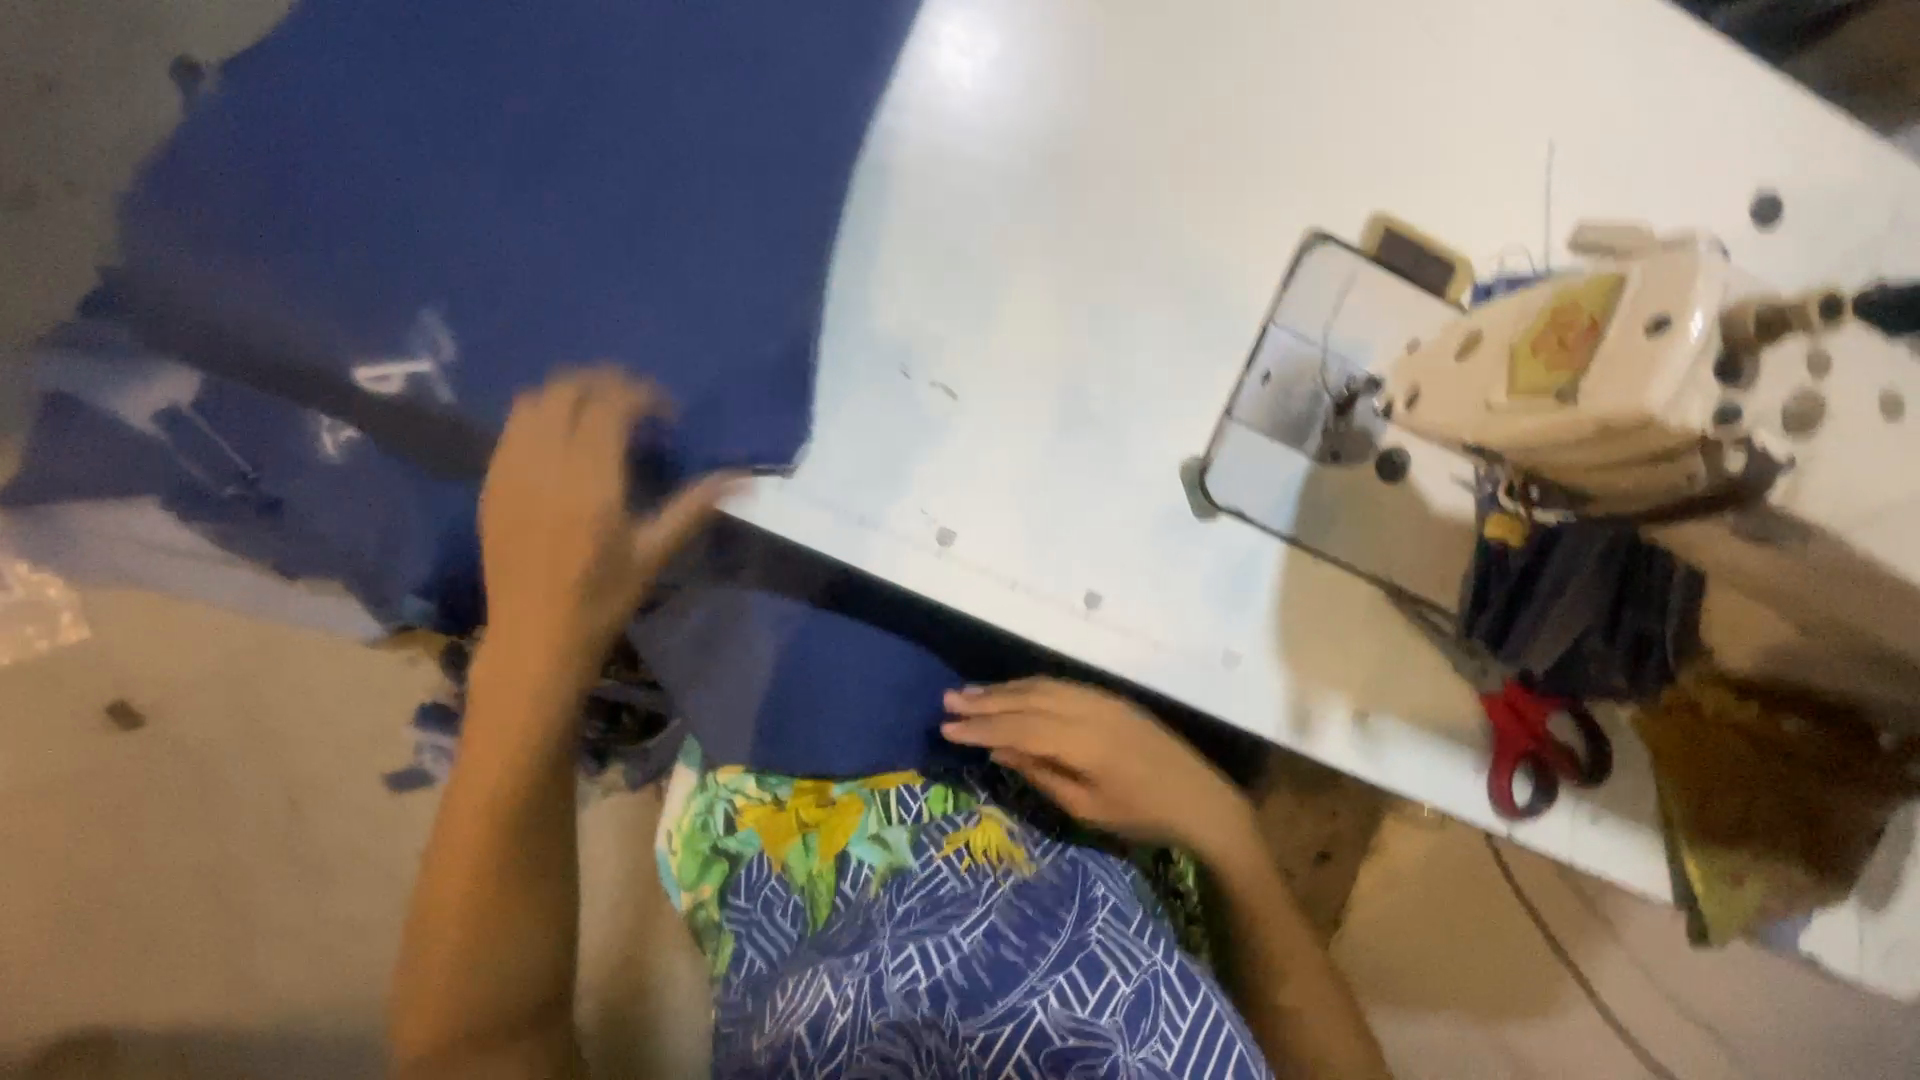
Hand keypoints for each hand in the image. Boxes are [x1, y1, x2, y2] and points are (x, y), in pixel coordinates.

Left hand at [478, 369, 732, 690]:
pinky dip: (541, 417)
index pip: (612, 404)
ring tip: (598, 416)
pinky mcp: (491, 482)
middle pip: (570, 389)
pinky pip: (512, 427)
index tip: (668, 414)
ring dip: (570, 395)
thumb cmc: (603, 599)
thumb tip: (746, 479)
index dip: (644, 396)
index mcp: (591, 480)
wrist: (535, 636)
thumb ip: (695, 506)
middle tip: (637, 406)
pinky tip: (563, 443)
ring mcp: (511, 470)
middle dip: (607, 384)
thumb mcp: (655, 553)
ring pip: (535, 400)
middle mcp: (545, 463)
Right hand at [942, 678, 1256, 857]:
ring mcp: (1103, 700)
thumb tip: (999, 751)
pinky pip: (1062, 685)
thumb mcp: (1087, 808)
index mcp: (1083, 743)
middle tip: (948, 701)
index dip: (981, 728)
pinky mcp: (1112, 699)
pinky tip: (1014, 691)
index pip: (1019, 729)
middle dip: (986, 701)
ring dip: (1005, 689)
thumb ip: (1041, 774)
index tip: (947, 728)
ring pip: (1043, 687)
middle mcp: (1090, 711)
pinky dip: (1032, 687)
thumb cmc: (1143, 816)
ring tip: (971, 693)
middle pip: (1028, 700)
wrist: (1201, 800)